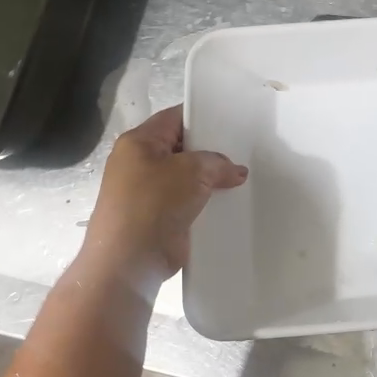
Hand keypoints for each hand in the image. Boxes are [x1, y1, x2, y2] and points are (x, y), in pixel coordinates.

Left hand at [80, 106, 247, 285]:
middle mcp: (141, 163)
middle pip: (183, 148)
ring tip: (244, 177)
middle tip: (245, 151)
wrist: (130, 258)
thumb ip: (217, 163)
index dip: (203, 117)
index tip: (234, 121)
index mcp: (139, 143)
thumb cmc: (154, 203)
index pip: (174, 118)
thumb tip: (235, 170)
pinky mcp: (162, 216)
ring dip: (212, 180)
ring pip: (189, 177)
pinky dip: (208, 202)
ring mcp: (150, 191)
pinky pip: (190, 202)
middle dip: (212, 151)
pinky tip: (232, 202)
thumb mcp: (191, 170)